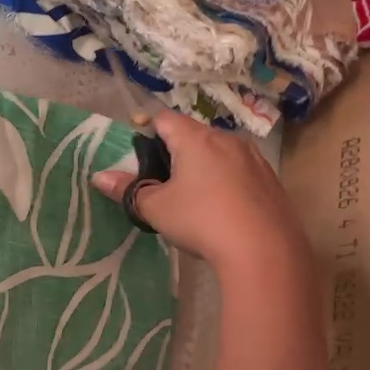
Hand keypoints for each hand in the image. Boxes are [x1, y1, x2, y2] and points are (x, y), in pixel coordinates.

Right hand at [90, 111, 310, 279]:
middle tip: (157, 180)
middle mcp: (227, 140)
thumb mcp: (154, 207)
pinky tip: (216, 207)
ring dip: (199, 166)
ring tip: (187, 195)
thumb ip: (127, 190)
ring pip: (216, 152)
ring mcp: (253, 158)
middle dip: (172, 151)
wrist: (264, 249)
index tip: (136, 154)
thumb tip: (99, 177)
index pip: (164, 119)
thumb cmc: (200, 219)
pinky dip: (221, 180)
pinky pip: (236, 169)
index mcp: (196, 140)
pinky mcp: (270, 179)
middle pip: (192, 134)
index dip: (145, 130)